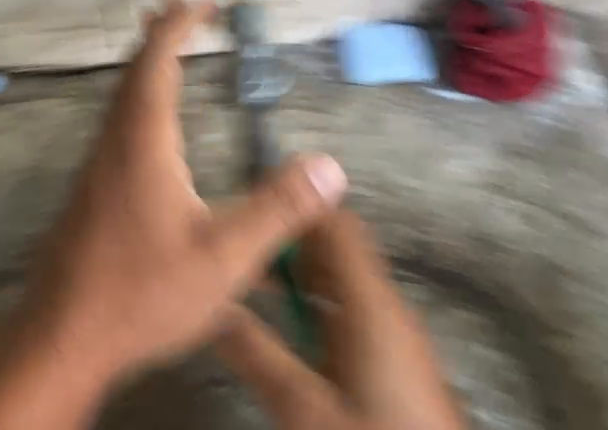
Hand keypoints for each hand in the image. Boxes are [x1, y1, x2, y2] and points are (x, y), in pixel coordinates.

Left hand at [13, 0, 348, 388]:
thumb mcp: (224, 257)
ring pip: (120, 97)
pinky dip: (137, 98)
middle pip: (133, 71)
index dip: (178, 26)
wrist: (62, 335)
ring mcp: (97, 166)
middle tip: (180, 6)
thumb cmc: (142, 292)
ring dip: (145, 65)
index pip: (157, 63)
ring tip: (163, 48)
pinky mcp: (91, 191)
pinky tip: (147, 125)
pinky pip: (116, 122)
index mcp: (142, 141)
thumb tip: (331, 166)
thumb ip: (277, 210)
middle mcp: (114, 142)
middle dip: (158, 34)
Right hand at [217, 211, 466, 429]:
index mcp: (372, 307)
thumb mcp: (306, 410)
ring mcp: (394, 336)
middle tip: (239, 242)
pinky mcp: (393, 362)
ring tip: (253, 278)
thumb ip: (257, 354)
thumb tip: (213, 308)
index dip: (293, 202)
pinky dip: (312, 301)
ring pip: (340, 280)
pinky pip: (347, 309)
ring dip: (297, 272)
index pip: (335, 223)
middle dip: (286, 239)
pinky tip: (286, 324)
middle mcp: (388, 310)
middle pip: (335, 248)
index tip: (248, 198)